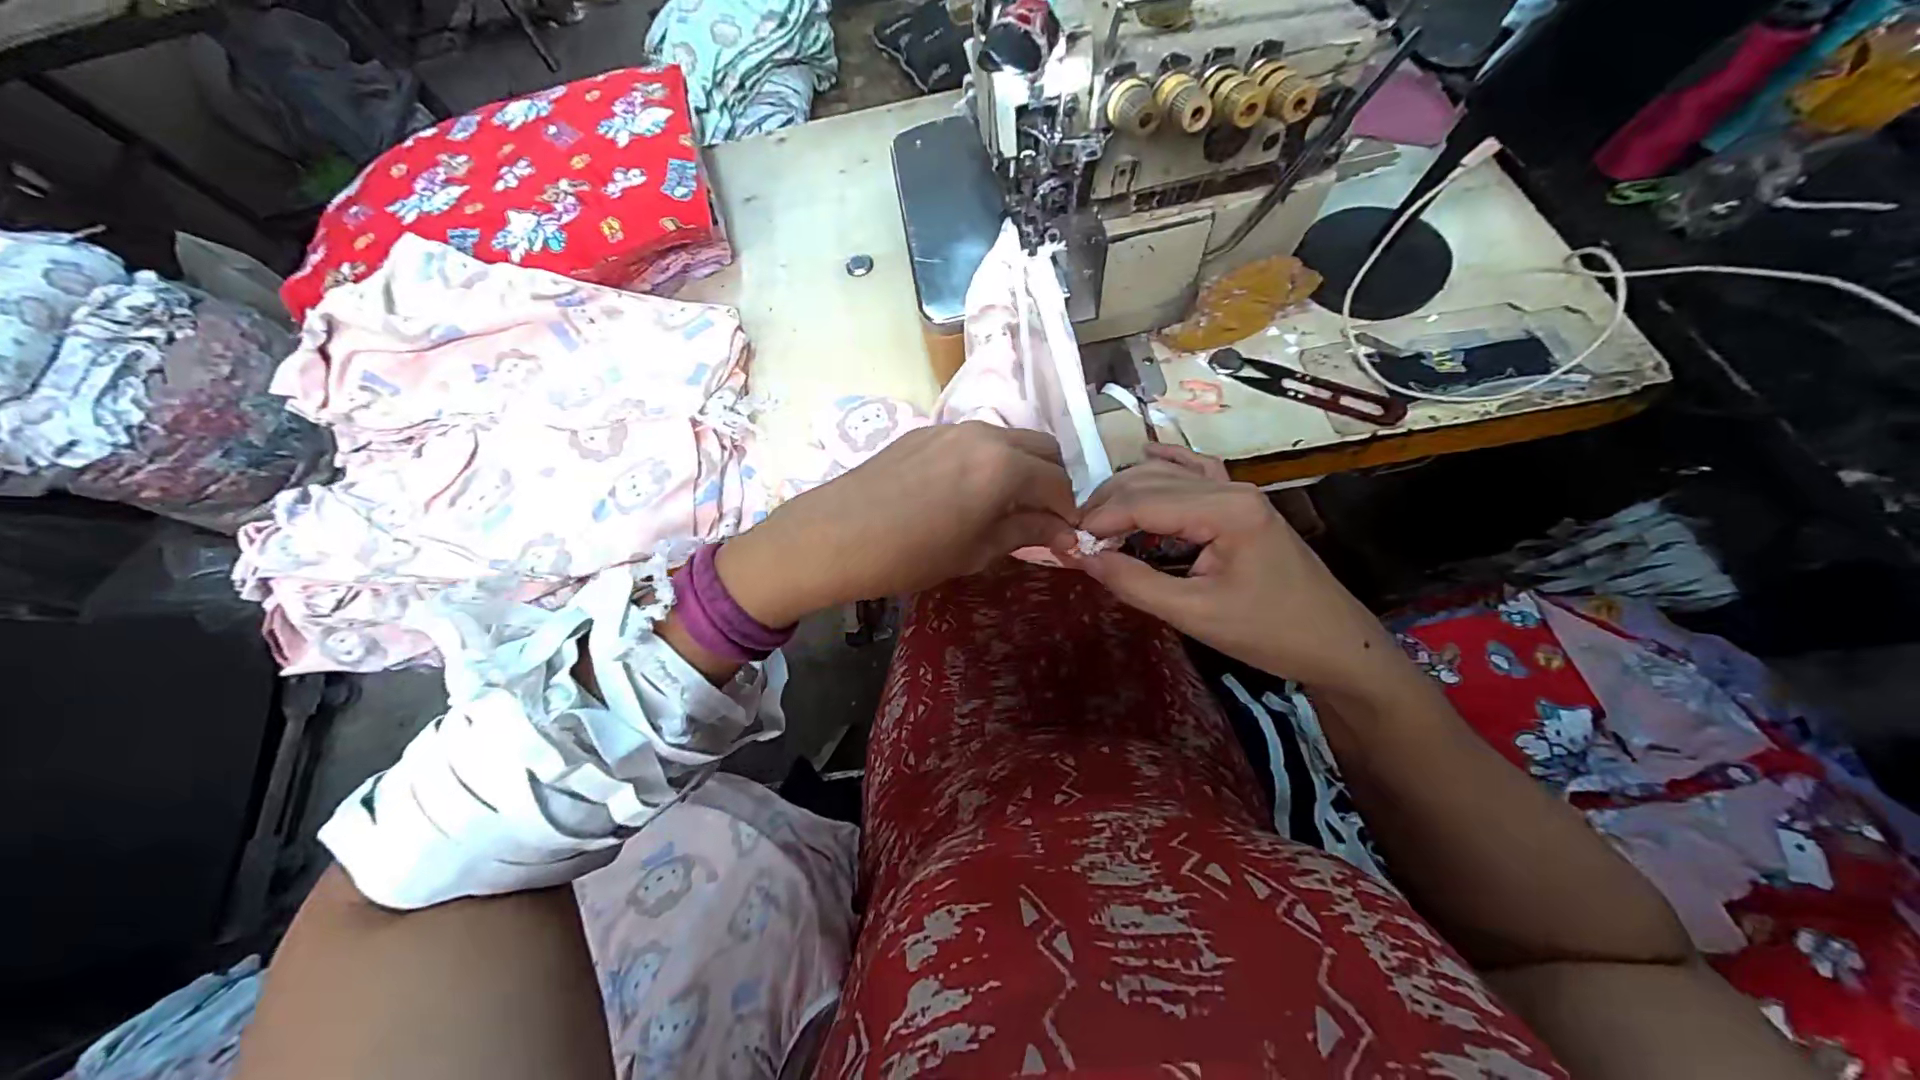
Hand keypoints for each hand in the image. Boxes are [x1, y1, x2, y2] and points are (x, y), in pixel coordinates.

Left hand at [716, 422, 1078, 625]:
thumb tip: (1065, 533)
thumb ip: (1025, 532)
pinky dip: (989, 461)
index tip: (1068, 535)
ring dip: (1021, 467)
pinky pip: (974, 440)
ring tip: (1007, 506)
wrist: (831, 537)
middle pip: (1042, 448)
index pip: (1058, 483)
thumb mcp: (975, 551)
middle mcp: (985, 434)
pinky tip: (969, 492)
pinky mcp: (925, 431)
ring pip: (1008, 439)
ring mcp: (952, 428)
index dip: (1069, 511)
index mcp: (1004, 466)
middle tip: (1042, 518)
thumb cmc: (908, 555)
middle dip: (1052, 481)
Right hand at [1075, 445, 1403, 695]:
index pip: (1142, 501)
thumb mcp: (1193, 613)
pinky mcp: (1242, 504)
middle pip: (1151, 482)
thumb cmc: (1268, 633)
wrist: (1335, 644)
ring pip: (1169, 476)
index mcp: (1225, 509)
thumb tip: (1080, 557)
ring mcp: (1239, 492)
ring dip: (1128, 492)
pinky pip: (1197, 473)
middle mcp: (1231, 488)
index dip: (1098, 519)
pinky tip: (1145, 455)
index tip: (1065, 540)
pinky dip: (1166, 468)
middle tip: (1074, 536)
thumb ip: (1132, 581)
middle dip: (1107, 505)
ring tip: (1095, 521)